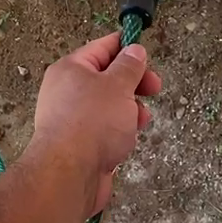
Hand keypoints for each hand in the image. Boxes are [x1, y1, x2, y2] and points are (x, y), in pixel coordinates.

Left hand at [30, 32, 163, 218]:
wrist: (69, 175)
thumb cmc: (93, 123)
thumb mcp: (118, 85)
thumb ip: (129, 66)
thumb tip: (134, 49)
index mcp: (72, 68)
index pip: (103, 47)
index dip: (127, 48)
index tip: (148, 55)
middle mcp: (68, 90)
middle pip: (107, 77)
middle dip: (133, 83)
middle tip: (154, 88)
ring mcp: (72, 118)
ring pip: (109, 105)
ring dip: (129, 110)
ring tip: (140, 120)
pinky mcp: (79, 143)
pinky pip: (104, 128)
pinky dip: (119, 131)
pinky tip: (127, 140)